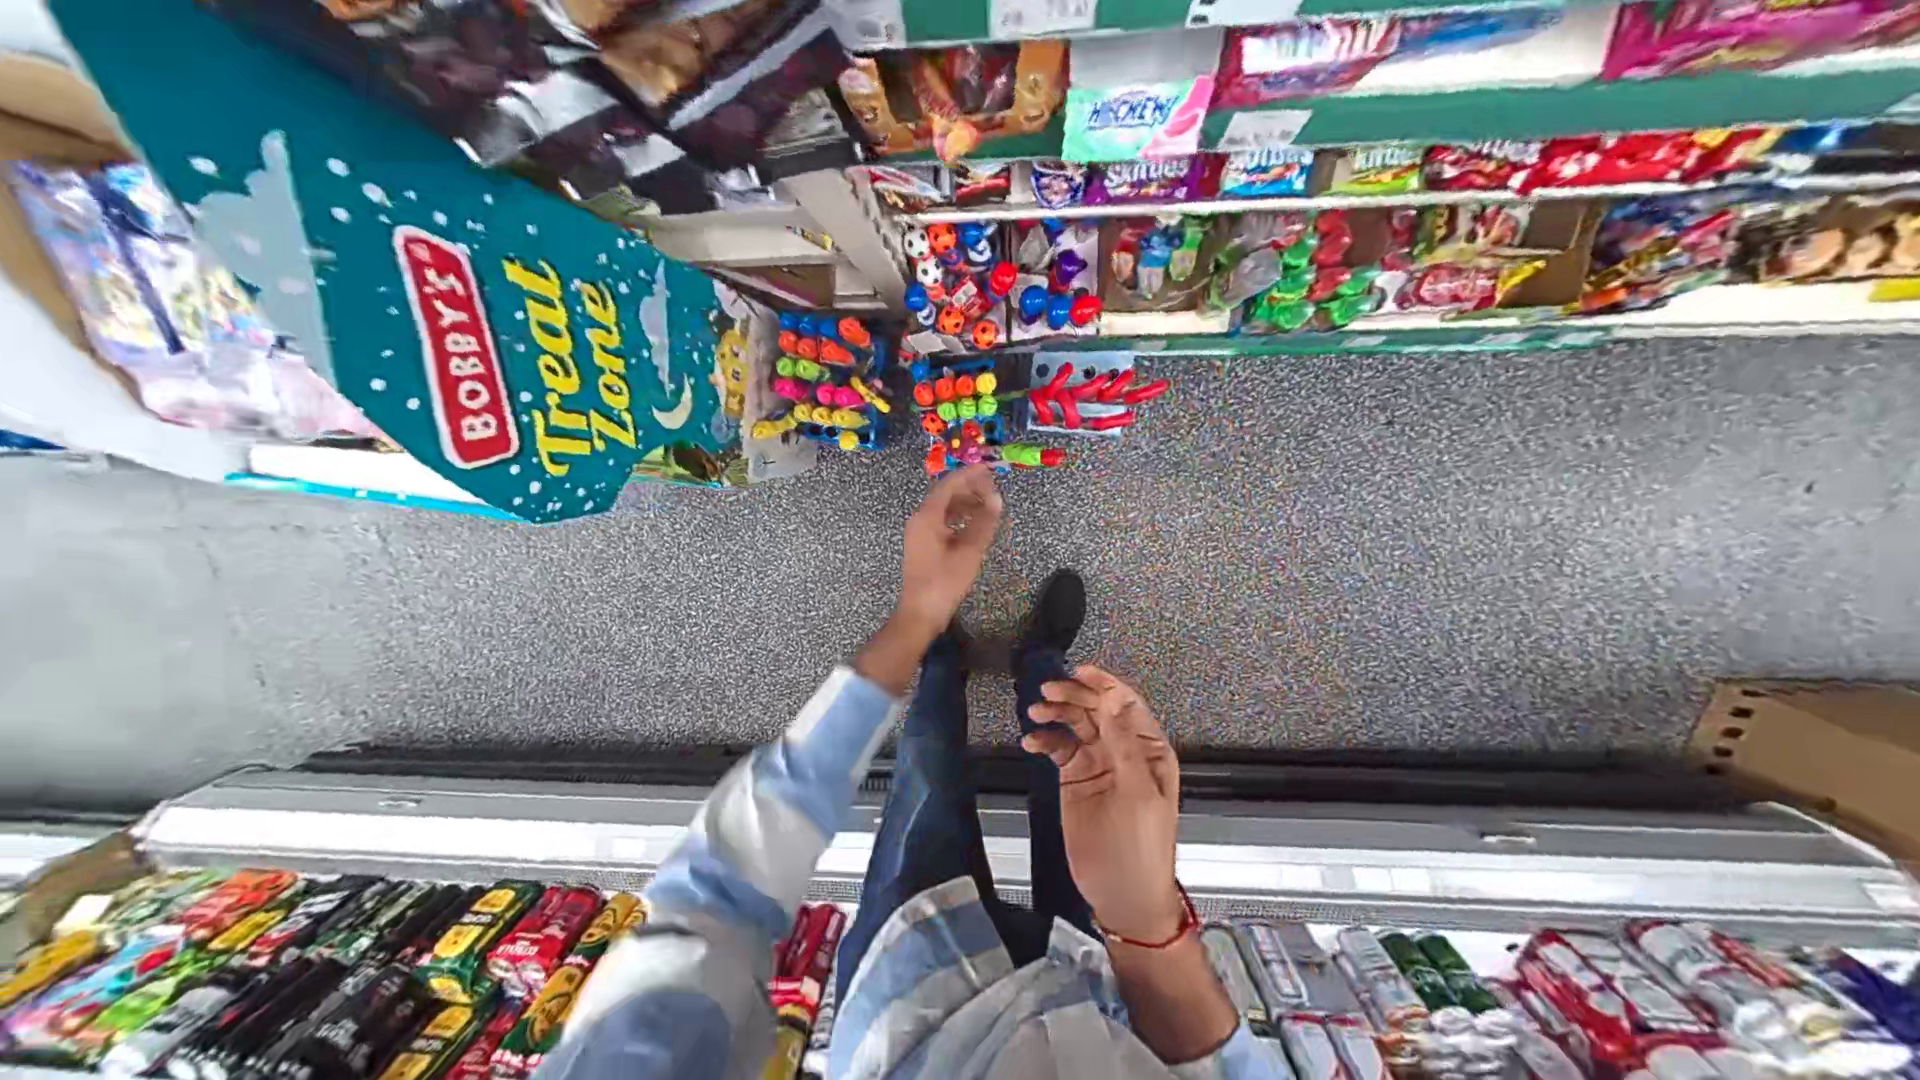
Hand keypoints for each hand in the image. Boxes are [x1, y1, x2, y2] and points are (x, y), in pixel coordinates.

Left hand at [896, 464, 1002, 635]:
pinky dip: (959, 517)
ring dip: (965, 503)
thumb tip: (996, 499)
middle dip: (969, 488)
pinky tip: (974, 524)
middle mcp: (920, 519)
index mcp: (927, 516)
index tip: (989, 468)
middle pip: (946, 494)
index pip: (950, 485)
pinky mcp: (923, 544)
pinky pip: (941, 521)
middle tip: (993, 488)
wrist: (920, 612)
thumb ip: (984, 522)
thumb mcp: (969, 550)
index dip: (970, 474)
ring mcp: (919, 532)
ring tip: (988, 505)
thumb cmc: (944, 581)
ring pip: (944, 508)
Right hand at [1023, 666, 1184, 941]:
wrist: (1122, 893)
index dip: (1104, 684)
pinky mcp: (1075, 777)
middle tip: (1049, 691)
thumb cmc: (1142, 848)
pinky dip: (1044, 740)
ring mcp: (1098, 762)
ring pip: (1075, 723)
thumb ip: (1124, 744)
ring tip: (1037, 712)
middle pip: (1097, 709)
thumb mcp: (1138, 793)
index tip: (1079, 672)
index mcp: (1148, 750)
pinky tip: (1032, 740)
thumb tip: (1114, 700)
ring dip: (1056, 714)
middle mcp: (1123, 750)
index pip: (1126, 704)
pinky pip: (1058, 747)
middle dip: (1073, 696)